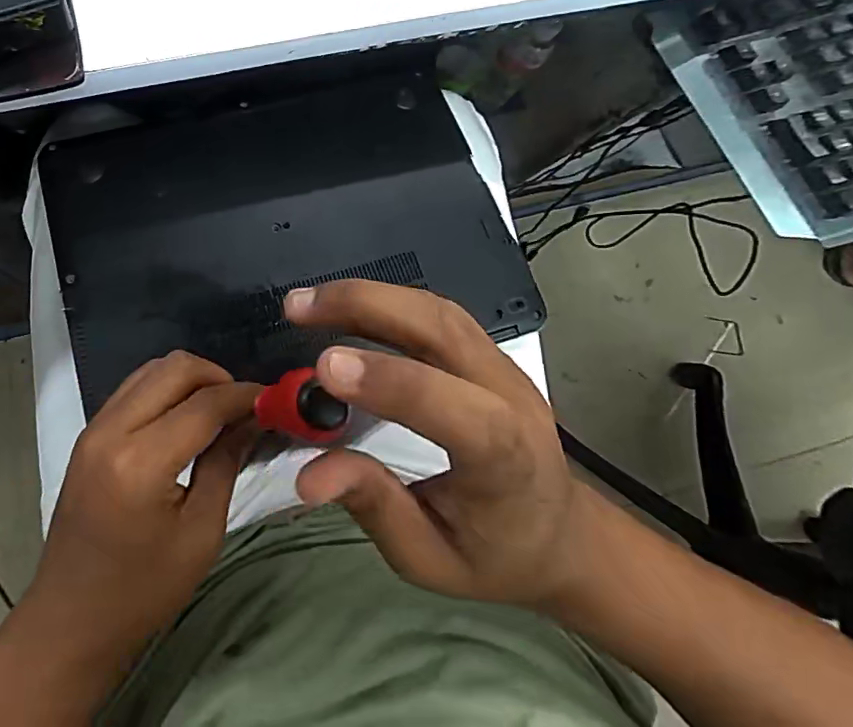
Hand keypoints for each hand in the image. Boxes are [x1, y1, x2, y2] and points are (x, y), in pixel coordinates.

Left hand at [26, 351, 258, 650]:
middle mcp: (112, 429)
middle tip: (246, 406)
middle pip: (173, 368)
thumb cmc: (143, 589)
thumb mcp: (200, 533)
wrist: (72, 614)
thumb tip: (252, 419)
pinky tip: (186, 416)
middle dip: (217, 377)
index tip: (275, 400)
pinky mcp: (89, 432)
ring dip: (189, 379)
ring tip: (220, 410)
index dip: (245, 395)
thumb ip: (225, 464)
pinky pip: (132, 388)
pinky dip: (164, 389)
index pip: (204, 403)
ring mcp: (94, 426)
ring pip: (150, 370)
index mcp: (140, 460)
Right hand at [287, 279, 599, 610]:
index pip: (460, 413)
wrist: (556, 532)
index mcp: (509, 462)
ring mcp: (500, 365)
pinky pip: (432, 313)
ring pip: (434, 309)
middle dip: (365, 307)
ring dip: (366, 295)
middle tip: (297, 308)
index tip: (323, 369)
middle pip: (443, 329)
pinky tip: (341, 305)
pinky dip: (382, 301)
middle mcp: (511, 397)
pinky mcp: (483, 351)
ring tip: (306, 302)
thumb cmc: (494, 553)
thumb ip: (375, 507)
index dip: (392, 384)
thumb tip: (309, 476)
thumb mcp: (430, 557)